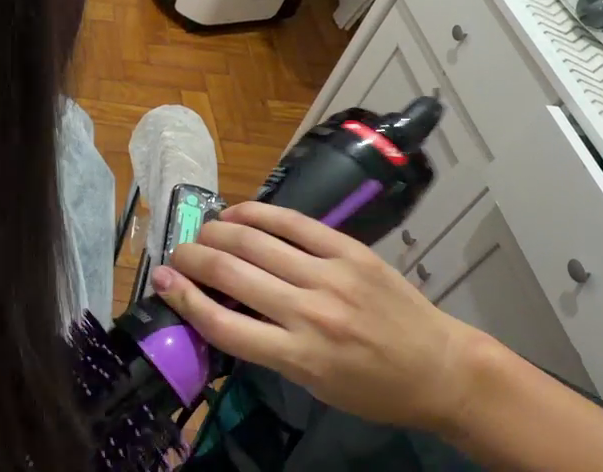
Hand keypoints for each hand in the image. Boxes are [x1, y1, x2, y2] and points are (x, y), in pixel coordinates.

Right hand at [148, 201, 489, 433]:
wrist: (442, 369)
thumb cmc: (372, 388)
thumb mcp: (312, 384)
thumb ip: (263, 345)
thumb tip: (211, 305)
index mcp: (300, 356)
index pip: (223, 323)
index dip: (182, 298)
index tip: (160, 281)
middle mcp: (311, 313)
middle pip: (229, 272)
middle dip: (190, 258)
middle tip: (177, 254)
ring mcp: (330, 275)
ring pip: (252, 240)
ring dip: (215, 232)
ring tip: (203, 234)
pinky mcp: (347, 249)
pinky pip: (290, 221)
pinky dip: (253, 213)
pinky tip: (234, 214)